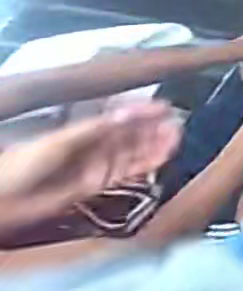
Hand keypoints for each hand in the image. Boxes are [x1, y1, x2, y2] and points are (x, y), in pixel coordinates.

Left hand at [0, 103, 182, 231]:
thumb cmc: (17, 168)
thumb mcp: (59, 141)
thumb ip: (99, 126)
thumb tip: (133, 111)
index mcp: (81, 134)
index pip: (120, 120)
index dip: (143, 113)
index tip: (166, 107)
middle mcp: (93, 148)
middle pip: (131, 136)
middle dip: (154, 129)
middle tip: (176, 122)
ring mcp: (97, 166)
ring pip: (136, 152)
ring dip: (157, 144)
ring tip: (176, 136)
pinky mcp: (101, 183)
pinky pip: (132, 171)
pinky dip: (150, 163)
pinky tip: (165, 155)